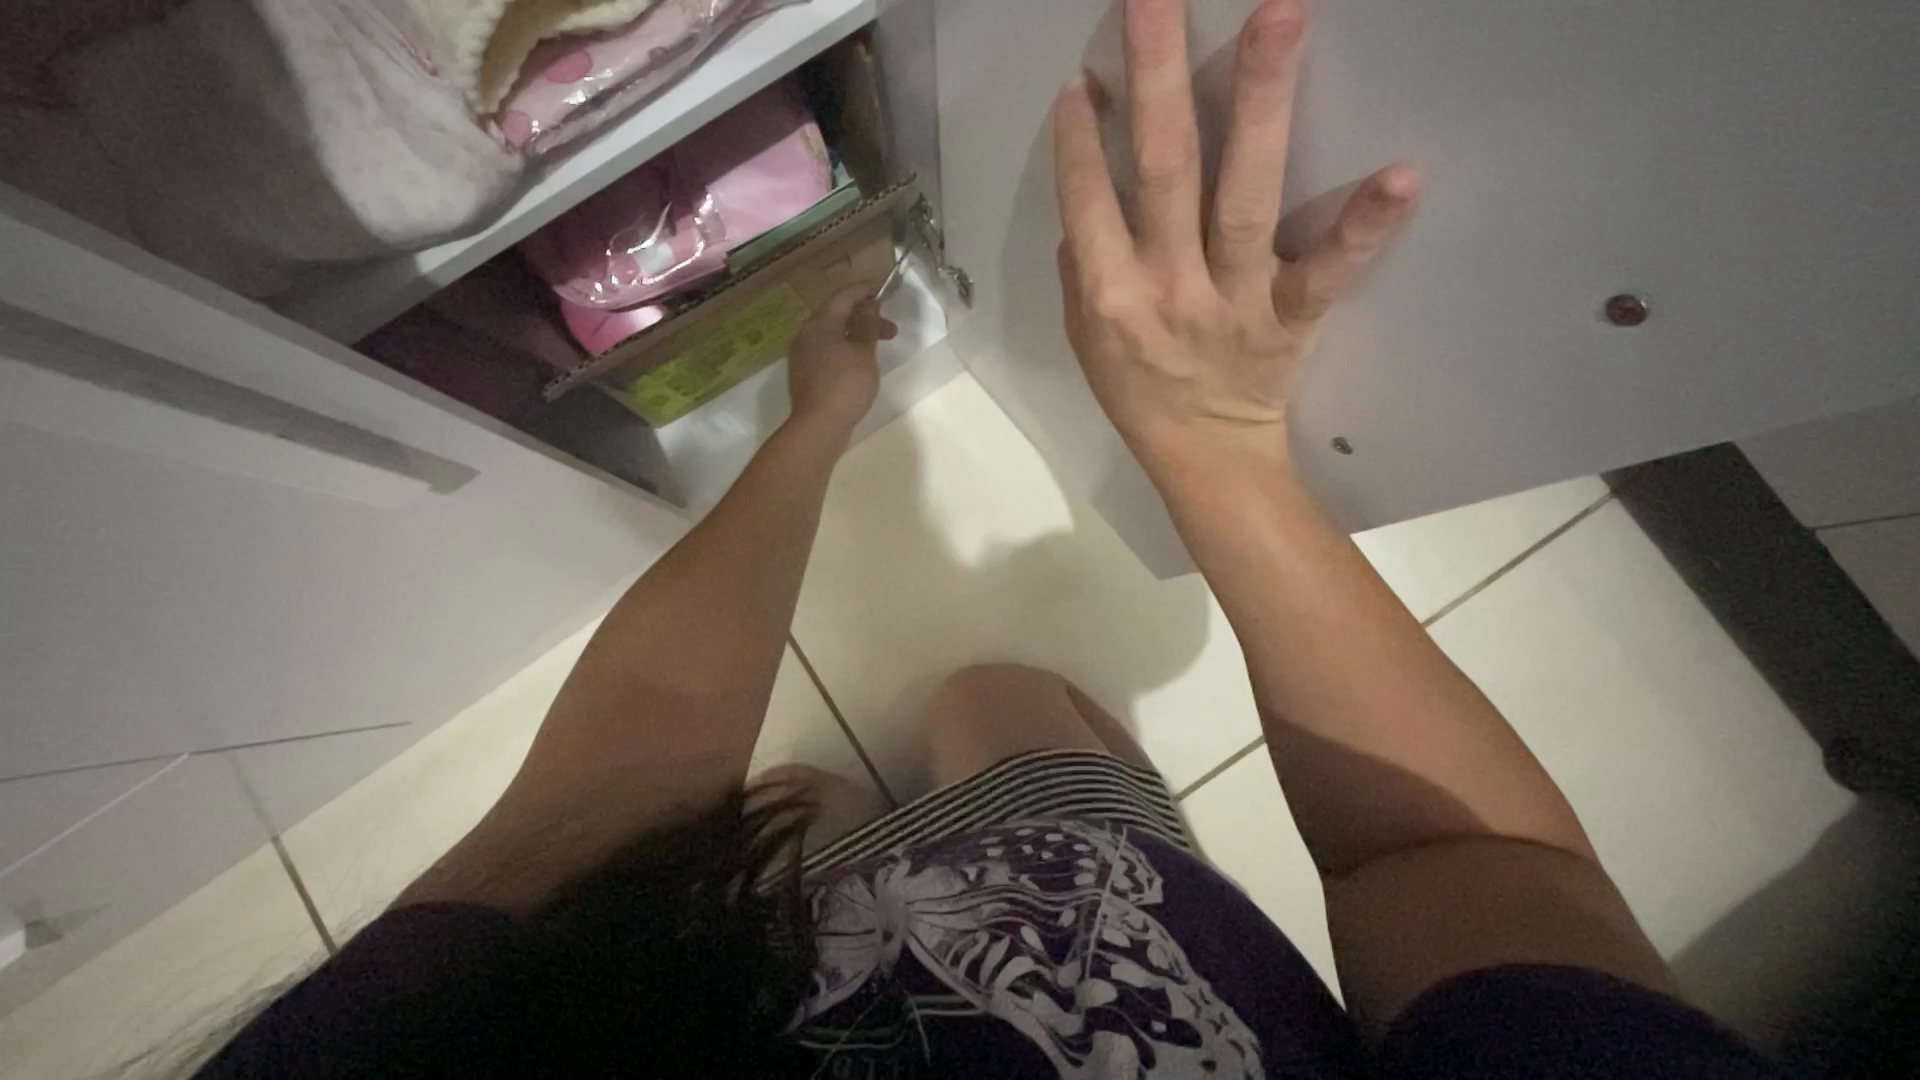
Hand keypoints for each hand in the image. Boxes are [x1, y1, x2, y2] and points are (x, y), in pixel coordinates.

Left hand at [786, 283, 897, 440]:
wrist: (818, 426)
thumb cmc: (845, 385)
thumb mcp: (863, 352)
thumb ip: (867, 325)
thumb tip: (868, 306)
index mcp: (819, 323)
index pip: (842, 296)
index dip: (863, 290)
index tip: (881, 290)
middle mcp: (806, 335)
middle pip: (837, 316)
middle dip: (865, 319)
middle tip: (891, 331)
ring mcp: (803, 356)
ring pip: (832, 336)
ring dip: (855, 337)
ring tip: (877, 350)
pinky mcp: (805, 375)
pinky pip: (827, 353)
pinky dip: (844, 351)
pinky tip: (858, 365)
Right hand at [1052, 0, 1417, 475]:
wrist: (1203, 457)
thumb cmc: (1138, 395)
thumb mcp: (1085, 340)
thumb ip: (1081, 269)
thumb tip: (1083, 200)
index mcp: (1108, 296)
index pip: (1087, 201)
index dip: (1082, 138)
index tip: (1086, 77)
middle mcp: (1165, 288)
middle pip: (1163, 171)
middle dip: (1159, 76)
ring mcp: (1231, 300)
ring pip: (1242, 197)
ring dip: (1259, 104)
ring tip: (1279, 17)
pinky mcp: (1289, 319)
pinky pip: (1325, 274)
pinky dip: (1360, 230)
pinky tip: (1399, 176)